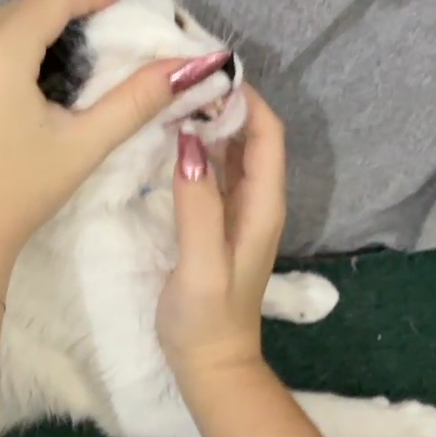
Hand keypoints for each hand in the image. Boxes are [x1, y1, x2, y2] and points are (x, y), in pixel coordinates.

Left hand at [0, 0, 185, 285]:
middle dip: (55, 18)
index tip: (114, 8)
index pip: (49, 0)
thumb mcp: (83, 146)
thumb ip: (137, 99)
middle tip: (90, 41)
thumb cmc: (20, 195)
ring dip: (22, 38)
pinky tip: (10, 92)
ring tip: (54, 67)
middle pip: (15, 12)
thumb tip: (190, 66)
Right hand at [158, 84, 284, 383]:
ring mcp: (238, 212)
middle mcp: (257, 201)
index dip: (244, 98)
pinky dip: (197, 149)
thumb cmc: (208, 318)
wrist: (211, 363)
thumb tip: (186, 140)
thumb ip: (197, 206)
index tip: (203, 73)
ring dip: (209, 123)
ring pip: (232, 152)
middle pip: (251, 136)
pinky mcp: (218, 222)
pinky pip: (214, 172)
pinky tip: (169, 140)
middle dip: (223, 103)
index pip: (266, 134)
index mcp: (263, 205)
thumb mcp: (201, 263)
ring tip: (170, 98)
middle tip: (178, 79)